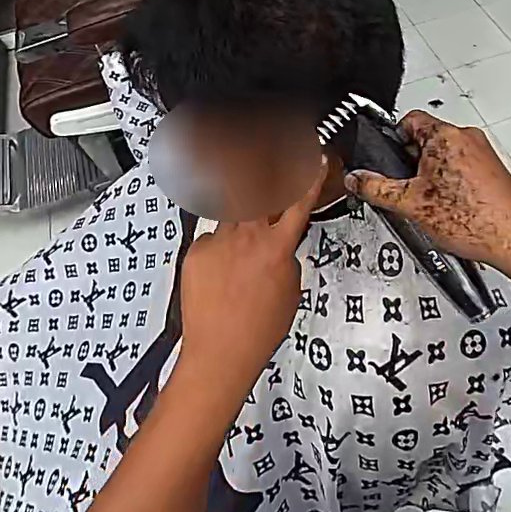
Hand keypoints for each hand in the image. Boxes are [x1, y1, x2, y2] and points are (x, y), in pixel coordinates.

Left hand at [177, 158, 324, 389]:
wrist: (220, 352)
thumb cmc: (258, 329)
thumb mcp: (290, 289)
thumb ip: (287, 258)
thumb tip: (281, 248)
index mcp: (277, 248)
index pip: (298, 201)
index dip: (310, 176)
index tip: (314, 160)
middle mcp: (246, 239)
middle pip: (258, 189)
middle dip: (267, 173)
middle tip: (271, 167)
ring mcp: (217, 243)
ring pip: (233, 212)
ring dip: (244, 216)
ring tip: (244, 248)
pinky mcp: (196, 253)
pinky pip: (212, 237)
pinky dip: (220, 247)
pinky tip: (223, 272)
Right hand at [343, 110, 510, 272]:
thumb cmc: (476, 219)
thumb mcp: (410, 205)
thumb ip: (376, 188)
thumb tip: (357, 179)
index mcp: (445, 135)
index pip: (408, 120)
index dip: (392, 140)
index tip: (386, 159)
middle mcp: (467, 138)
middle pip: (425, 140)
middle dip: (411, 165)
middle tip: (407, 190)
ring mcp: (483, 153)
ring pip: (444, 156)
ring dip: (431, 177)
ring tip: (430, 205)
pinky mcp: (492, 170)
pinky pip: (462, 169)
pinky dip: (451, 185)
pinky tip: (450, 210)